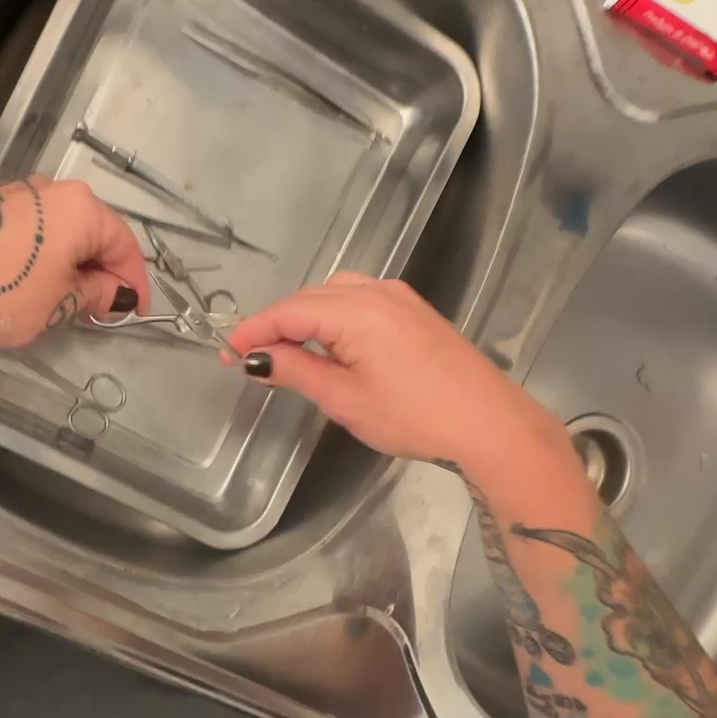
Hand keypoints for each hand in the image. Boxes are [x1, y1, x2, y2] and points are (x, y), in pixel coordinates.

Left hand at [0, 177, 149, 358]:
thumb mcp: (57, 304)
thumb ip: (94, 294)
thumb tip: (114, 293)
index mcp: (77, 206)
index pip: (122, 242)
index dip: (134, 281)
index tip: (136, 310)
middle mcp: (45, 189)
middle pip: (90, 230)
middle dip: (102, 269)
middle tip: (103, 307)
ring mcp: (7, 194)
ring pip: (56, 229)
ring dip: (70, 262)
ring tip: (67, 300)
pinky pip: (26, 231)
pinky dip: (39, 256)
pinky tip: (30, 283)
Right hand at [226, 273, 572, 469]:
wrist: (490, 425)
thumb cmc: (414, 417)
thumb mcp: (345, 398)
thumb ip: (296, 371)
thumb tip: (256, 359)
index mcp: (356, 312)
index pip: (288, 313)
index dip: (252, 331)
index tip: (227, 353)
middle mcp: (377, 292)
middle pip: (308, 298)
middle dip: (274, 324)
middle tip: (248, 357)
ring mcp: (399, 298)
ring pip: (333, 294)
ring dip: (303, 317)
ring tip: (284, 351)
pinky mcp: (413, 311)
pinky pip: (358, 300)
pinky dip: (330, 316)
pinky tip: (326, 343)